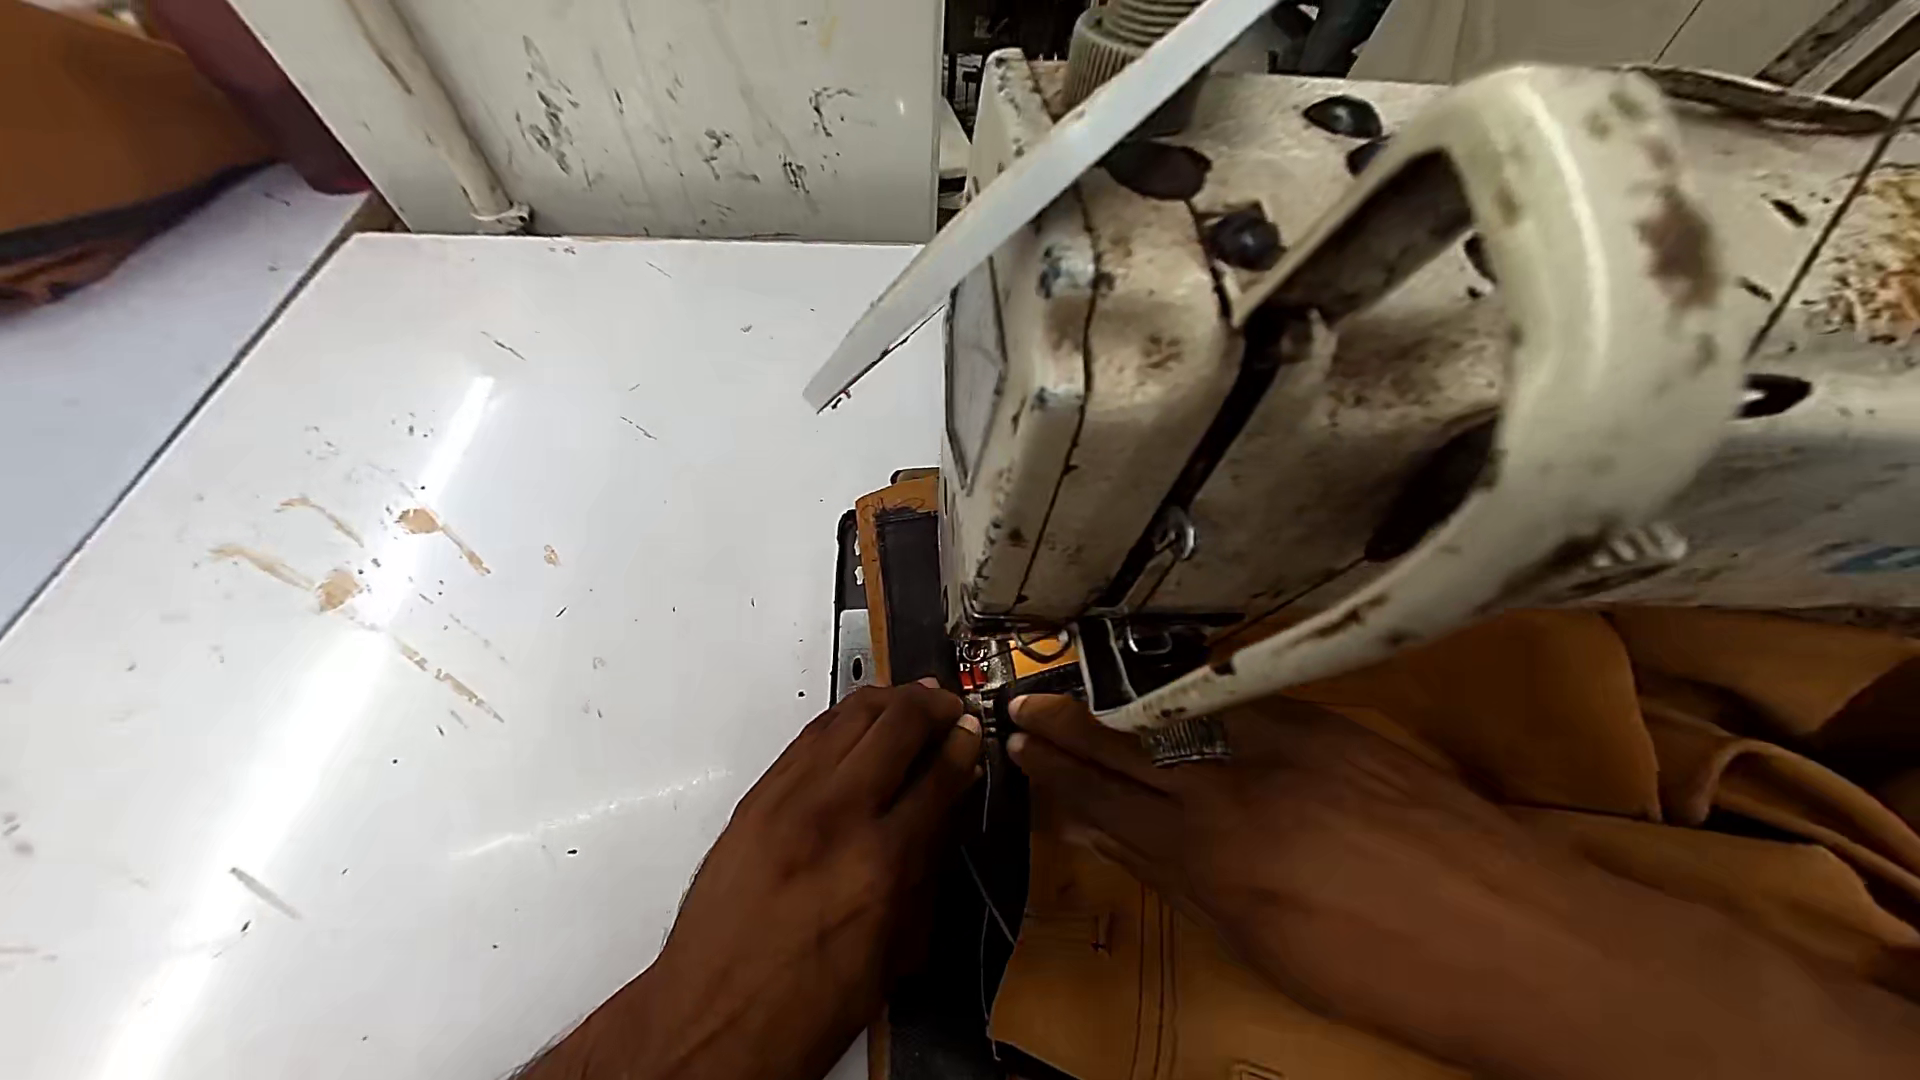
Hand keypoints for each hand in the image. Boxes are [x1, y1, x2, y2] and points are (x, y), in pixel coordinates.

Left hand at [527, 681, 981, 1079]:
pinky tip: (863, 715)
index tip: (971, 733)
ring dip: (891, 698)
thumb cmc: (806, 1005)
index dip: (962, 746)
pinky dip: (846, 714)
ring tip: (914, 696)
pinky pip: (811, 732)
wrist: (706, 1021)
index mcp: (880, 864)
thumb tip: (947, 803)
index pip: (937, 777)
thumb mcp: (893, 950)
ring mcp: (789, 798)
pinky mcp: (757, 795)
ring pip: (851, 714)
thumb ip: (926, 865)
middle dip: (933, 706)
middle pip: (897, 726)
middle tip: (950, 705)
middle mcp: (835, 816)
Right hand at [1006, 694, 1561, 1032]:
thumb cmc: (1382, 970)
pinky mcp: (1317, 718)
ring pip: (1170, 713)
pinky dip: (1185, 700)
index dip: (1056, 774)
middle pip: (1124, 746)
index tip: (1020, 748)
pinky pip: (1230, 702)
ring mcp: (1275, 743)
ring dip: (1116, 705)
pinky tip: (1163, 695)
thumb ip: (1173, 878)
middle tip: (1026, 703)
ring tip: (1075, 693)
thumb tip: (1108, 835)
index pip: (1105, 801)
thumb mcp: (1259, 943)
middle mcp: (1230, 789)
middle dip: (1066, 724)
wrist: (1524, 940)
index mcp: (1210, 858)